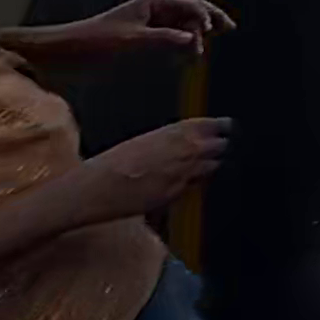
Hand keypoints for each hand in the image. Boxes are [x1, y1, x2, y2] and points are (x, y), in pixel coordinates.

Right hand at [53, 118, 232, 226]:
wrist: (93, 188)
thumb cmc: (115, 160)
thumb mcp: (150, 138)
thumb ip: (176, 138)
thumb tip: (193, 139)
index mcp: (182, 130)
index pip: (220, 125)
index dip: (224, 128)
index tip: (227, 129)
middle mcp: (189, 149)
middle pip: (221, 146)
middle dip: (220, 147)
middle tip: (218, 148)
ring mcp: (185, 172)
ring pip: (212, 166)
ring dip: (208, 165)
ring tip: (199, 166)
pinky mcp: (175, 194)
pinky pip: (192, 186)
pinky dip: (190, 184)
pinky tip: (180, 182)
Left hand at [62, 0, 235, 58]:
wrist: (57, 56)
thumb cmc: (93, 44)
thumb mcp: (132, 42)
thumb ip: (166, 39)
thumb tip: (196, 39)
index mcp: (154, 3)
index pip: (191, 6)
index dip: (206, 16)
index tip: (214, 32)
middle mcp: (155, 10)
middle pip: (192, 11)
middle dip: (211, 19)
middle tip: (230, 29)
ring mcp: (148, 24)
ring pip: (183, 25)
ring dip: (197, 34)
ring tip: (205, 50)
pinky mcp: (141, 39)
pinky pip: (172, 37)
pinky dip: (184, 43)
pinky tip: (188, 53)